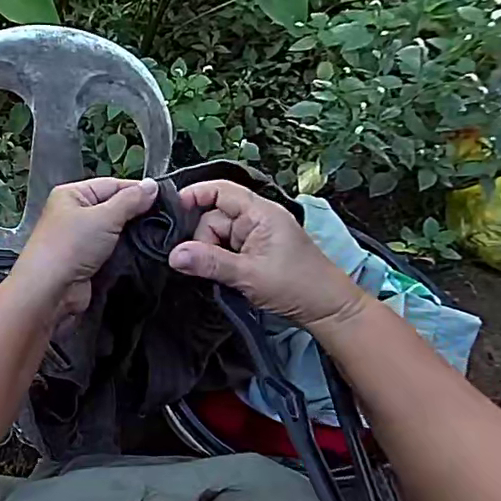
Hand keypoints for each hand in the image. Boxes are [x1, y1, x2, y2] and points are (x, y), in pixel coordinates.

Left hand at [7, 177, 159, 320]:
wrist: (50, 292)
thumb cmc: (69, 247)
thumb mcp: (104, 217)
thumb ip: (131, 200)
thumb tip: (152, 185)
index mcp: (72, 195)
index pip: (112, 185)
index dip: (137, 190)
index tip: (164, 197)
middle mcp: (75, 214)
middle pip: (114, 207)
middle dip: (137, 213)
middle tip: (165, 218)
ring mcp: (81, 239)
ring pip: (115, 231)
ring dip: (133, 235)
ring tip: (160, 235)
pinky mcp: (88, 261)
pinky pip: (113, 250)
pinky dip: (127, 251)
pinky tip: (145, 252)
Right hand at [166, 180, 369, 330]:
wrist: (328, 310)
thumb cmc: (298, 286)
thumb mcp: (249, 275)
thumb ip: (210, 263)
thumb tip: (174, 255)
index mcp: (260, 212)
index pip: (220, 190)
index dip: (195, 195)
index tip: (172, 212)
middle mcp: (256, 219)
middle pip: (212, 217)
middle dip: (203, 240)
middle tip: (206, 265)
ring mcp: (254, 236)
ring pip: (216, 237)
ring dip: (212, 255)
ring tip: (224, 276)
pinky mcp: (253, 253)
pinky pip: (224, 250)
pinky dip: (219, 262)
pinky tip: (224, 276)